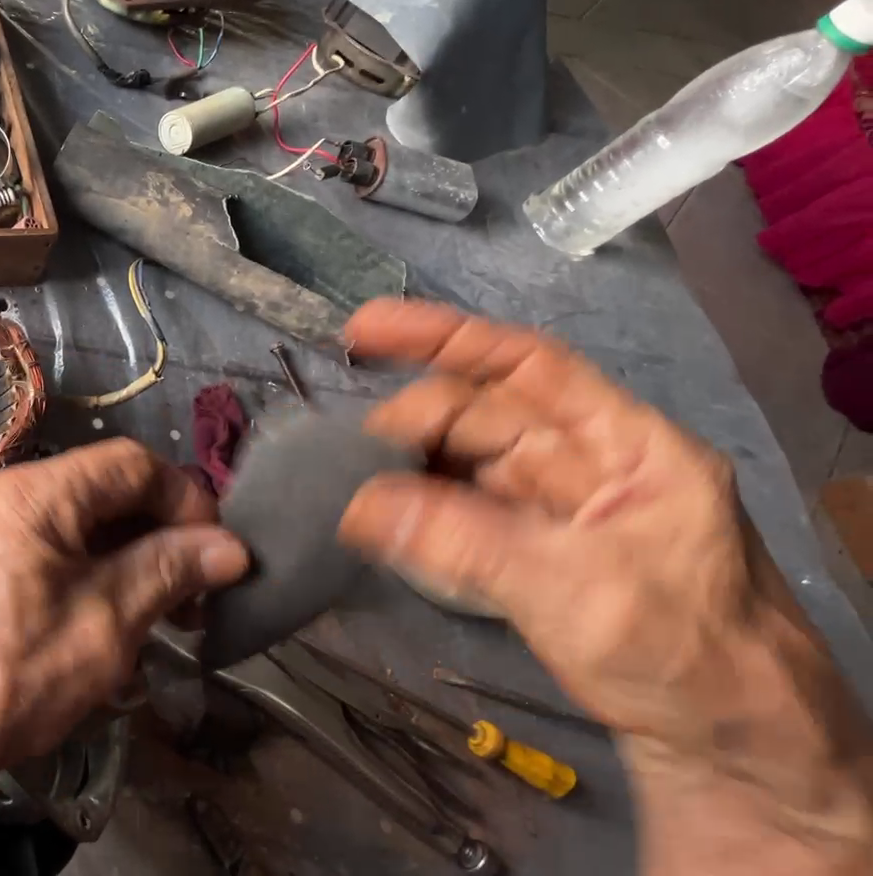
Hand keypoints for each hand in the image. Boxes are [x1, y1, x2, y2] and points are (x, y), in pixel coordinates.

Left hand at [0, 439, 246, 875]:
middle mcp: (11, 491)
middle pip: (107, 485)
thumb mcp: (106, 622)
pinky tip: (122, 615)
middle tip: (199, 592)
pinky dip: (98, 567)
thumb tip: (230, 546)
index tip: (218, 554)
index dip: (185, 499)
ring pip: (86, 517)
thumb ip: (168, 571)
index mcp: (36, 491)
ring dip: (134, 554)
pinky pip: (58, 541)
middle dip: (162, 531)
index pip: (131, 462)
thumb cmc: (13, 675)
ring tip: (169, 613)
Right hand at [340, 299, 872, 871]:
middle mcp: (585, 463)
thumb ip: (465, 543)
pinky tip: (375, 513)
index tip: (365, 328)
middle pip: (481, 413)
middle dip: (413, 419)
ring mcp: (549, 505)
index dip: (446, 337)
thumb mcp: (584, 596)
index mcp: (629, 449)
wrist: (733, 756)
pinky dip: (410, 503)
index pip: (530, 367)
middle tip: (351, 451)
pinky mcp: (521, 545)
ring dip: (404, 460)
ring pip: (460, 456)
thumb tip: (356, 506)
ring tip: (350, 476)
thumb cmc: (692, 661)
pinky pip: (452, 505)